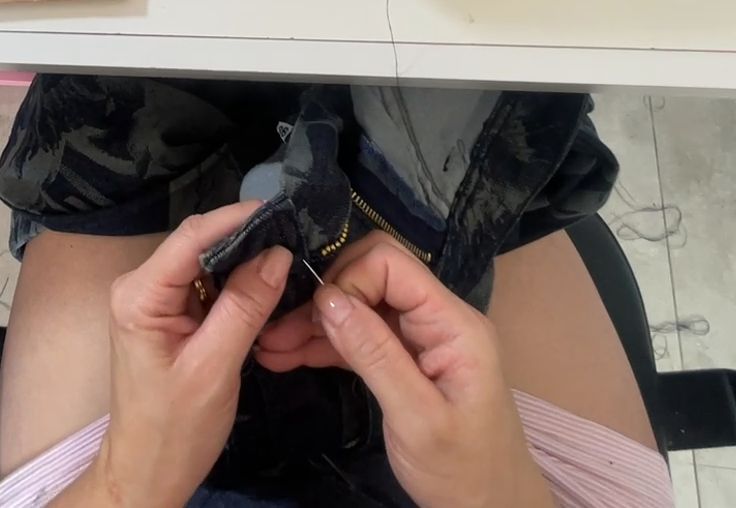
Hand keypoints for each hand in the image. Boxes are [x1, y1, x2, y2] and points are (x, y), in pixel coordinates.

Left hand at [60, 202, 292, 507]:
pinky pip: (202, 283)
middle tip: (292, 231)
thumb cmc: (175, 428)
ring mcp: (152, 297)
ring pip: (202, 261)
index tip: (279, 210)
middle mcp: (139, 284)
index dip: (235, 218)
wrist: (148, 472)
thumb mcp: (215, 367)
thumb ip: (245, 307)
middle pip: (195, 243)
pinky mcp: (166, 312)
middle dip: (243, 235)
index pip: (190, 237)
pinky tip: (263, 278)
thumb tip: (278, 255)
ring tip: (285, 249)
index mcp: (139, 293)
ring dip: (241, 256)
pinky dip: (233, 280)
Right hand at [255, 234, 551, 507]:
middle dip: (323, 296)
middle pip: (367, 274)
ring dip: (312, 322)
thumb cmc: (465, 472)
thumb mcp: (418, 420)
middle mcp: (434, 317)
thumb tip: (326, 297)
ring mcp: (417, 336)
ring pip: (355, 304)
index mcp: (451, 321)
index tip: (321, 317)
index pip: (389, 263)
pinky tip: (286, 354)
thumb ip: (374, 354)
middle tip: (284, 326)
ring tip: (270, 343)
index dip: (348, 279)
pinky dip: (321, 342)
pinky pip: (356, 333)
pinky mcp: (401, 356)